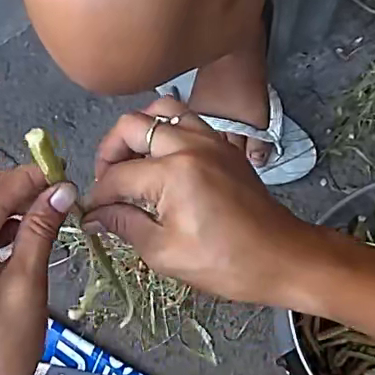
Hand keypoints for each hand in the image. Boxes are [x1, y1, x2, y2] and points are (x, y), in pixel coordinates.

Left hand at [0, 165, 75, 374]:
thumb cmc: (6, 349)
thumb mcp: (27, 284)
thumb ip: (40, 230)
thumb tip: (62, 191)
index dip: (24, 181)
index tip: (61, 171)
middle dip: (16, 191)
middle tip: (58, 187)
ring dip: (9, 210)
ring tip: (48, 206)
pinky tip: (26, 231)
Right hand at [83, 99, 328, 308]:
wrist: (282, 257)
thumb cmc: (226, 264)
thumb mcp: (166, 253)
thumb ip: (125, 226)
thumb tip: (94, 216)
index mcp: (174, 173)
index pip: (118, 176)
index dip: (98, 197)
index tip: (91, 215)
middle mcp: (190, 145)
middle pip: (131, 126)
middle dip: (109, 154)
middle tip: (107, 183)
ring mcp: (212, 140)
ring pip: (162, 111)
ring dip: (139, 133)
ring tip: (132, 163)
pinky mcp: (226, 146)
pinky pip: (188, 121)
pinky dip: (167, 131)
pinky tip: (161, 161)